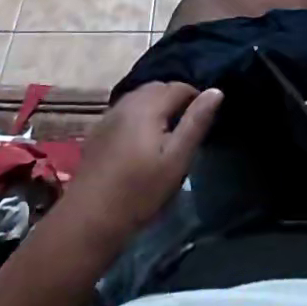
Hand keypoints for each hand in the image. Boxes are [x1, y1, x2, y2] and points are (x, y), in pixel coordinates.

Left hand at [59, 82, 221, 249]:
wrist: (90, 218)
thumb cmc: (140, 190)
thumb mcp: (177, 159)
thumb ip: (196, 122)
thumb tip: (215, 91)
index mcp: (147, 106)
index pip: (179, 87)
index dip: (196, 98)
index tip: (205, 120)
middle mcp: (125, 103)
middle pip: (157, 88)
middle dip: (176, 99)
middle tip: (188, 126)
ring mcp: (108, 117)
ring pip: (139, 98)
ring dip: (156, 106)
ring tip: (168, 133)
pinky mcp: (97, 132)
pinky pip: (125, 111)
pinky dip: (139, 115)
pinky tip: (142, 140)